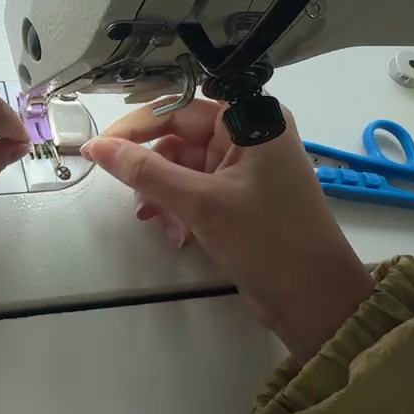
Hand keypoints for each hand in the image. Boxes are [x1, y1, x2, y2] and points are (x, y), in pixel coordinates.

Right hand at [81, 99, 375, 363]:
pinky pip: (193, 190)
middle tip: (130, 196)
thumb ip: (144, 171)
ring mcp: (244, 169)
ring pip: (181, 167)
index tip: (97, 149)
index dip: (135, 128)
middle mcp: (248, 136)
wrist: (318, 304)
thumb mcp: (200, 203)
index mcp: (250, 121)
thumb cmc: (268, 242)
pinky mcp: (239, 198)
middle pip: (178, 138)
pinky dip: (177, 208)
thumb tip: (96, 147)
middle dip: (151, 169)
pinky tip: (174, 233)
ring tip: (156, 222)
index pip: (178, 110)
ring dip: (162, 194)